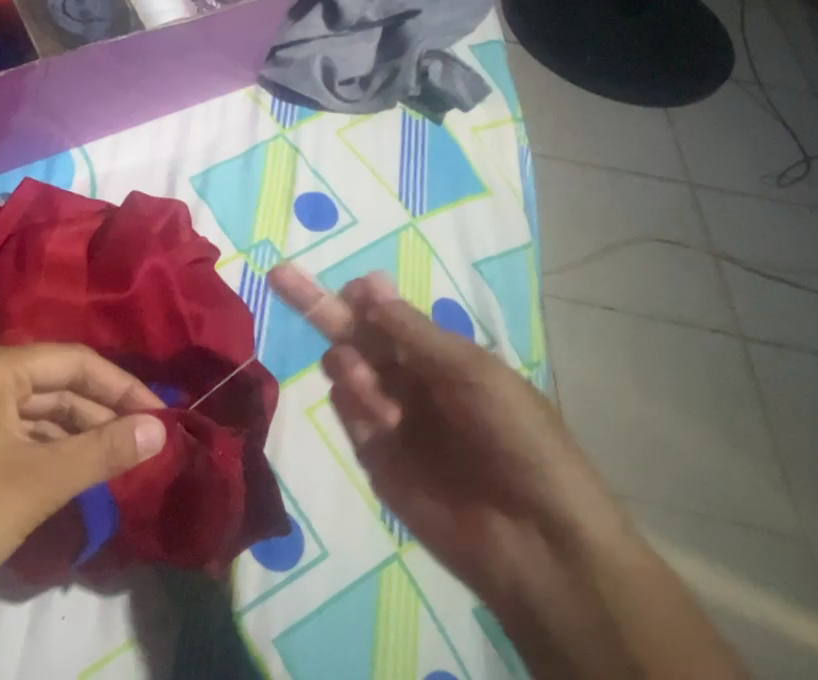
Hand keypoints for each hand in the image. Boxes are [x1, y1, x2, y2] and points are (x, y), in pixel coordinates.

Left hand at [0, 343, 166, 679]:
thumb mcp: (42, 481)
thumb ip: (104, 449)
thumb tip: (160, 429)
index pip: (70, 361)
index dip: (121, 387)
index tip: (163, 416)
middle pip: (49, 382)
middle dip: (98, 411)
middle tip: (146, 442)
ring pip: (28, 407)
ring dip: (72, 431)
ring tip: (119, 459)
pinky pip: (6, 427)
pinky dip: (41, 445)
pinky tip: (74, 468)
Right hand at [267, 265, 627, 610]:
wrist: (535, 541)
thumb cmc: (520, 440)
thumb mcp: (474, 373)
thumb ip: (413, 333)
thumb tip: (367, 284)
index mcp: (444, 356)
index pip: (389, 315)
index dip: (365, 297)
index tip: (353, 290)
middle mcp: (412, 380)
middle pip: (354, 334)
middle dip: (319, 306)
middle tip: (281, 276)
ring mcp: (390, 417)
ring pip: (345, 370)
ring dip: (349, 363)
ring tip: (364, 378)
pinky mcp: (374, 455)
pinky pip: (347, 413)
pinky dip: (354, 403)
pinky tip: (378, 414)